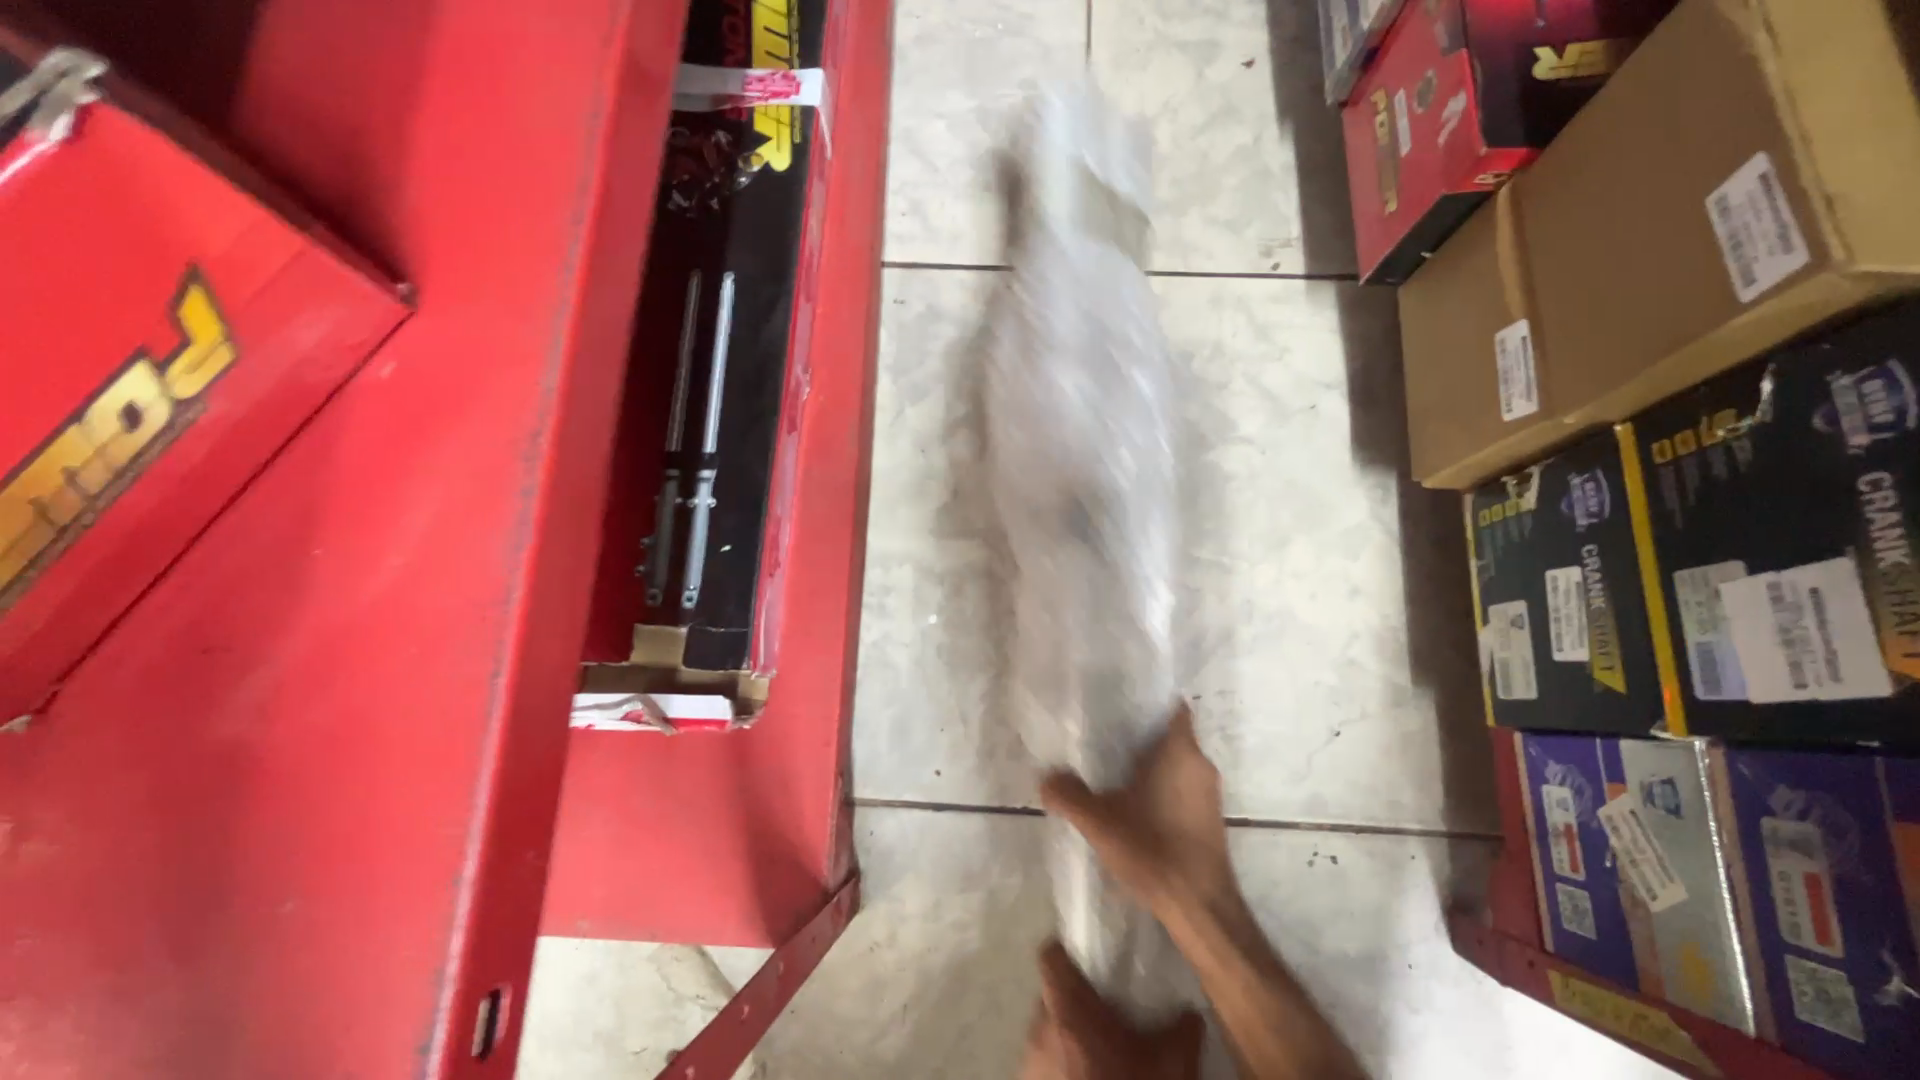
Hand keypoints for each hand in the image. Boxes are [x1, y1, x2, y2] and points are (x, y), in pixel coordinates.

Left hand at [1021, 941, 1204, 1079]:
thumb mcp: (1172, 1064)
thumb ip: (1183, 1029)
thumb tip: (1190, 1013)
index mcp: (1067, 1009)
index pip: (1050, 955)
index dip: (1067, 950)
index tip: (1090, 956)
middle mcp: (1038, 1028)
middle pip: (1051, 994)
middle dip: (1076, 998)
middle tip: (1108, 1008)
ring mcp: (1029, 1063)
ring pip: (1046, 1030)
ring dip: (1068, 1034)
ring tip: (1103, 1050)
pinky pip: (1043, 1063)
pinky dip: (1062, 1064)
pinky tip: (1091, 1078)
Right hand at [1039, 702, 1234, 920]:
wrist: (1199, 906)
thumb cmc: (1153, 849)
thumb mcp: (1099, 822)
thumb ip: (1069, 796)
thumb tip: (1045, 778)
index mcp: (1180, 751)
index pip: (1172, 707)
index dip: (1148, 701)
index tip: (1120, 702)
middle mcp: (1201, 765)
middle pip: (1170, 736)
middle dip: (1140, 736)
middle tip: (1103, 736)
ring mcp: (1210, 794)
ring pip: (1177, 765)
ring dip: (1150, 766)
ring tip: (1113, 770)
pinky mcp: (1210, 819)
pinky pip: (1182, 789)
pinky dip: (1161, 789)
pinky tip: (1134, 805)